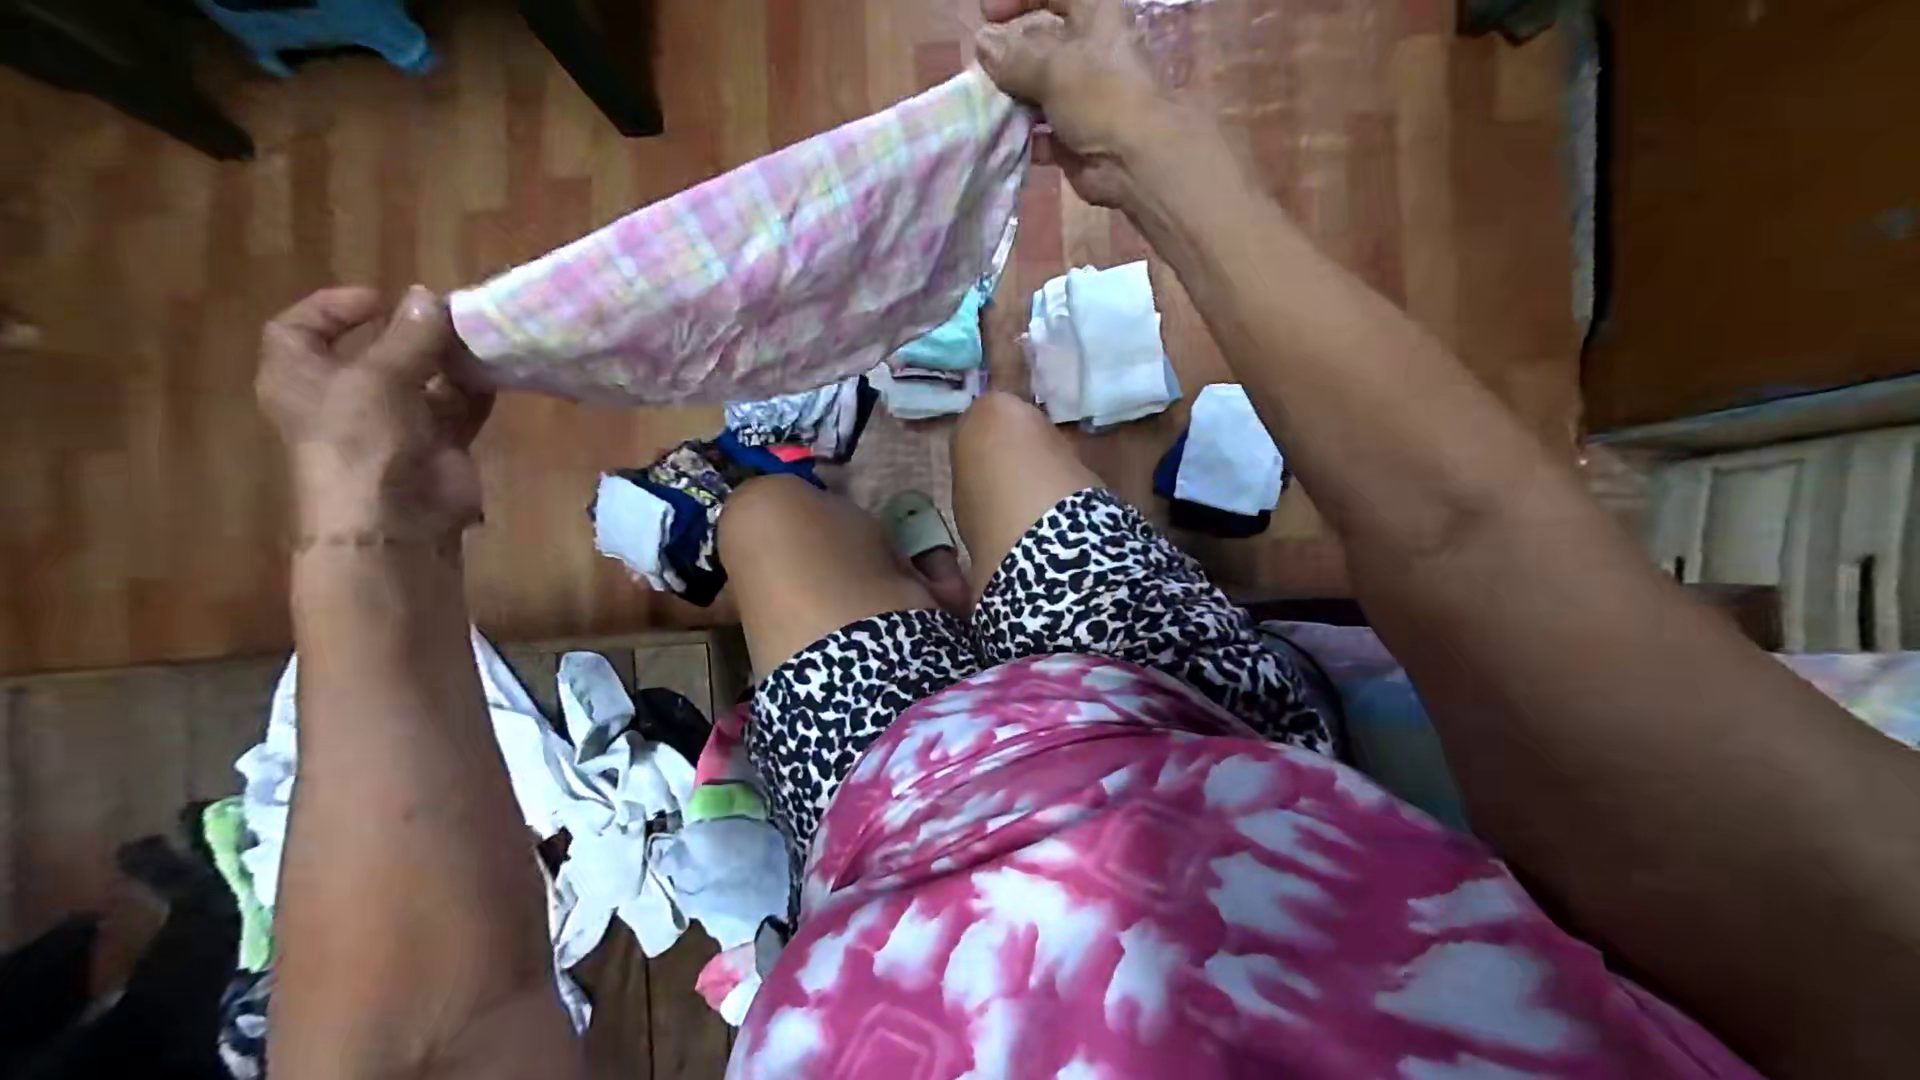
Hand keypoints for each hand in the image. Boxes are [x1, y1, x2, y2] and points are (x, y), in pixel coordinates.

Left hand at [257, 286, 492, 546]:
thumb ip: (410, 337)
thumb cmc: (362, 439)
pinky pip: (459, 407)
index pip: (300, 329)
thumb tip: (429, 296)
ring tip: (480, 337)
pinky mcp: (439, 443)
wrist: (397, 515)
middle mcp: (348, 397)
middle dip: (411, 333)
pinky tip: (497, 371)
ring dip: (450, 359)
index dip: (331, 308)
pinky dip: (476, 389)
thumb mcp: (379, 377)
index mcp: (302, 377)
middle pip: (377, 352)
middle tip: (448, 315)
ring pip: (425, 378)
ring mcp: (397, 422)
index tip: (379, 299)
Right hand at [976, 0, 1169, 207]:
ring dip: (1011, 99)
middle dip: (1009, 56)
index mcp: (1094, 17)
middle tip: (982, 73)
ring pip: (1036, 90)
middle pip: (1039, 45)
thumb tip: (982, 43)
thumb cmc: (1101, 98)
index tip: (986, 14)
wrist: (1132, 162)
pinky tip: (1002, 139)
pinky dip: (1022, 136)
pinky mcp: (1072, 136)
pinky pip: (1039, 132)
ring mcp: (1080, 99)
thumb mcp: (1054, 68)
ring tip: (986, 107)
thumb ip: (1015, 58)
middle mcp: (1088, 54)